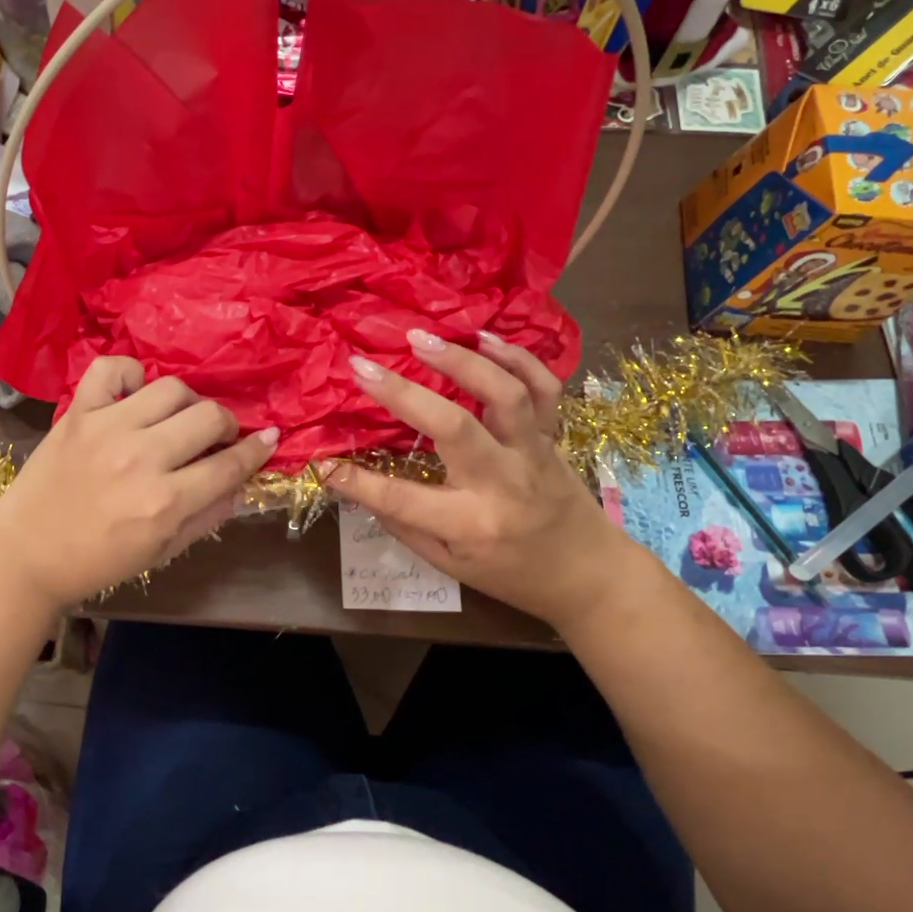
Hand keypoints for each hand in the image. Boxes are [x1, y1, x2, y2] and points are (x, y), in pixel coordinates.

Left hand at [0, 356, 277, 607]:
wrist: (27, 556)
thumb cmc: (97, 563)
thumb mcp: (161, 552)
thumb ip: (206, 518)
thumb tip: (239, 485)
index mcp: (165, 502)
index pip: (229, 465)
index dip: (257, 451)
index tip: (269, 440)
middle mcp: (141, 458)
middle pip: (208, 417)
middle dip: (224, 426)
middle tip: (216, 438)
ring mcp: (107, 429)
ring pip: (171, 388)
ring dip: (186, 403)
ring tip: (177, 419)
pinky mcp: (76, 413)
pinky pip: (112, 369)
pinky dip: (130, 375)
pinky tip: (134, 397)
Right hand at [326, 329, 638, 630]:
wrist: (590, 575)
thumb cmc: (511, 574)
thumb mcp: (450, 565)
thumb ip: (406, 526)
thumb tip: (360, 489)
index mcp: (471, 523)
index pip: (400, 499)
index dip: (356, 481)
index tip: (322, 462)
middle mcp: (503, 483)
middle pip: (453, 427)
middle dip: (403, 394)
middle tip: (363, 367)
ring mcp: (532, 453)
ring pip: (504, 395)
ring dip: (460, 361)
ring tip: (421, 338)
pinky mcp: (553, 436)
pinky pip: (542, 387)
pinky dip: (516, 357)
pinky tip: (483, 336)